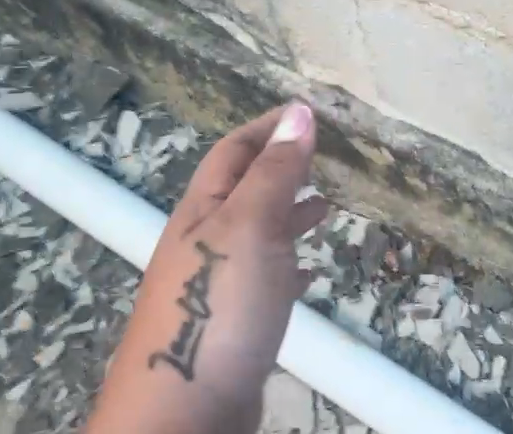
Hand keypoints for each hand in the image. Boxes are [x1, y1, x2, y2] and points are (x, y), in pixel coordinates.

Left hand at [87, 102, 330, 433]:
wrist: (182, 421)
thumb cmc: (216, 309)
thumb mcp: (250, 228)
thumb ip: (275, 172)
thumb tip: (300, 112)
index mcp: (201, 215)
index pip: (232, 152)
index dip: (268, 126)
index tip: (313, 110)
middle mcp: (203, 244)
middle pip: (242, 189)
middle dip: (282, 165)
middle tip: (330, 154)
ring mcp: (214, 286)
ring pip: (257, 231)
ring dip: (291, 210)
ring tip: (330, 206)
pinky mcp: (230, 323)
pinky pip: (265, 275)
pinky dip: (291, 260)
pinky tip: (311, 271)